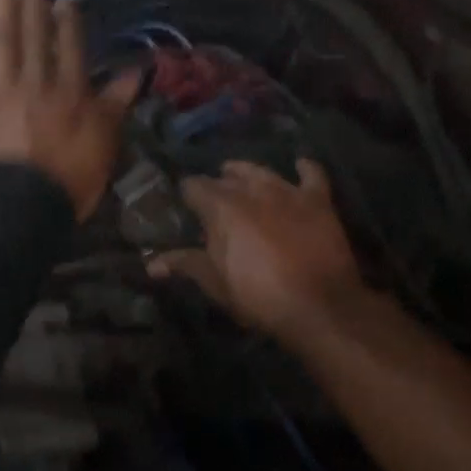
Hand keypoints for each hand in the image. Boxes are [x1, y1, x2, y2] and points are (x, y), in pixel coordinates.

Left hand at [0, 0, 136, 218]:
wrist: (13, 208)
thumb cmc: (64, 184)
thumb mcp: (103, 147)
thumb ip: (116, 105)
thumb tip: (138, 72)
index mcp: (70, 93)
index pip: (70, 45)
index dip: (66, 17)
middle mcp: (36, 80)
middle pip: (35, 30)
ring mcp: (0, 86)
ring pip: (3, 33)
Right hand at [149, 159, 368, 340]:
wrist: (318, 306)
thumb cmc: (259, 296)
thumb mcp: (216, 283)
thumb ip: (185, 264)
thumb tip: (151, 264)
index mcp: (222, 208)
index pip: (195, 187)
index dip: (188, 193)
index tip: (185, 204)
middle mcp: (252, 191)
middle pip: (228, 177)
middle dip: (217, 183)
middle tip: (212, 198)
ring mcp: (288, 192)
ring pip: (262, 171)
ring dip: (248, 172)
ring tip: (240, 176)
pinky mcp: (318, 201)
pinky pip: (311, 174)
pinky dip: (304, 168)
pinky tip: (299, 165)